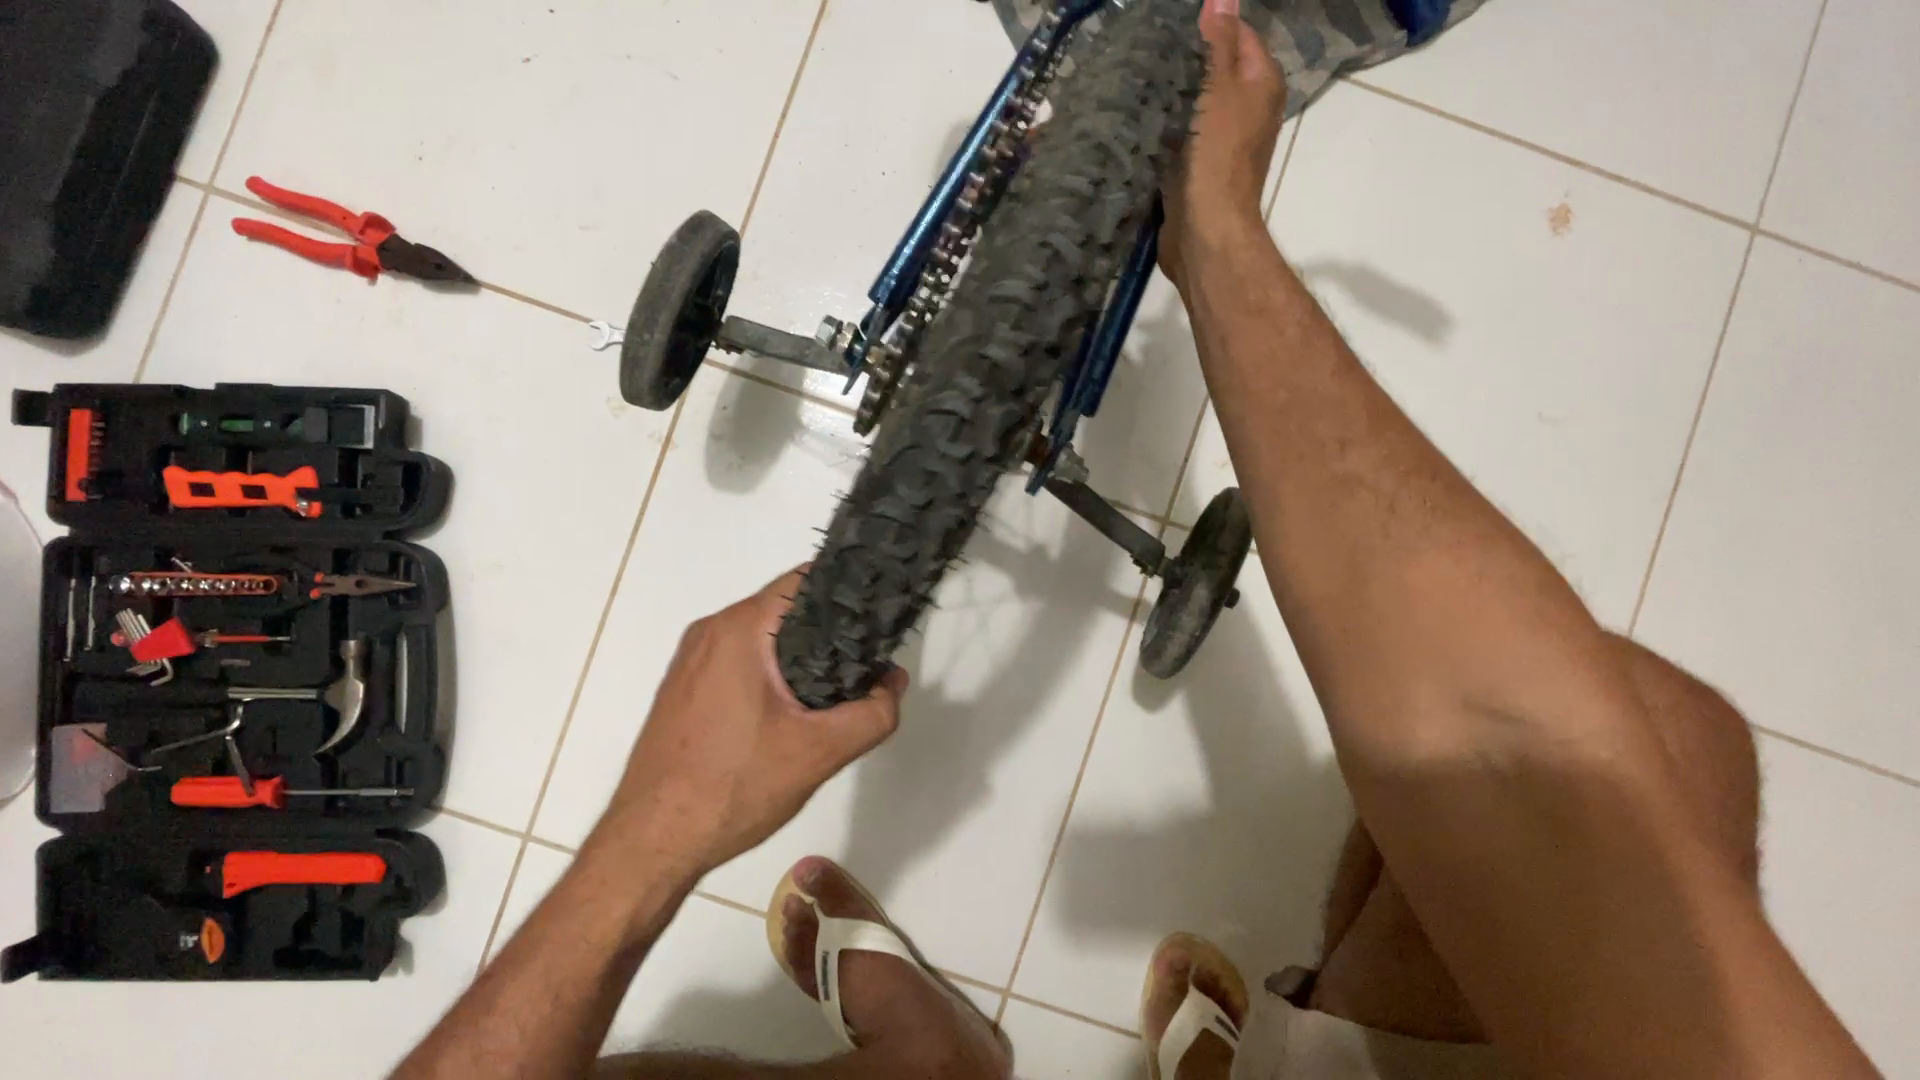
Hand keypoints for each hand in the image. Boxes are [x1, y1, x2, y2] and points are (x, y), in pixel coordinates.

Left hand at [596, 568, 909, 877]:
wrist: (650, 843)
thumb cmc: (731, 788)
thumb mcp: (818, 753)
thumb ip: (871, 715)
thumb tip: (893, 683)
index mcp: (739, 630)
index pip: (805, 580)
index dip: (850, 591)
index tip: (881, 616)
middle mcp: (710, 632)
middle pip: (785, 609)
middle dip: (831, 629)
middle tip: (869, 660)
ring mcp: (692, 660)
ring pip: (763, 638)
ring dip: (802, 655)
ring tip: (839, 687)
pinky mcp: (685, 688)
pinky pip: (740, 661)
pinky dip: (772, 672)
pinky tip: (794, 711)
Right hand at [1162, 0, 1287, 292]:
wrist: (1206, 231)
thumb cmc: (1218, 157)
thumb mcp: (1220, 89)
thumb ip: (1220, 42)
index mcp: (1263, 84)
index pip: (1240, 35)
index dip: (1210, 26)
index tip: (1171, 27)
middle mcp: (1249, 109)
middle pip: (1216, 70)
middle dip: (1186, 61)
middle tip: (1148, 51)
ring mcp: (1222, 141)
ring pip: (1196, 103)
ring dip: (1172, 95)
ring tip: (1139, 79)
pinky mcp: (1198, 167)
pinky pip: (1181, 134)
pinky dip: (1165, 126)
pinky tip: (1142, 119)